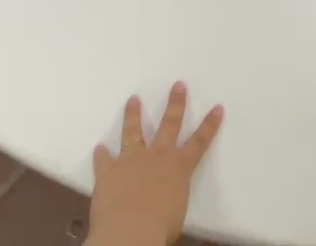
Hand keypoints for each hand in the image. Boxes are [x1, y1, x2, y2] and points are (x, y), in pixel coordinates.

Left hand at [86, 82, 223, 245]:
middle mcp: (158, 156)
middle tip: (178, 85)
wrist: (129, 232)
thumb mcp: (176, 211)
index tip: (217, 107)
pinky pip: (103, 159)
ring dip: (134, 115)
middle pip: (169, 124)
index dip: (210, 125)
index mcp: (179, 167)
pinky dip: (101, 154)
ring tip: (133, 99)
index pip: (199, 142)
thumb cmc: (160, 227)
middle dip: (176, 104)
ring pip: (134, 132)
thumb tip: (166, 198)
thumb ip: (172, 196)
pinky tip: (98, 147)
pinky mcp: (109, 171)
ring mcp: (132, 160)